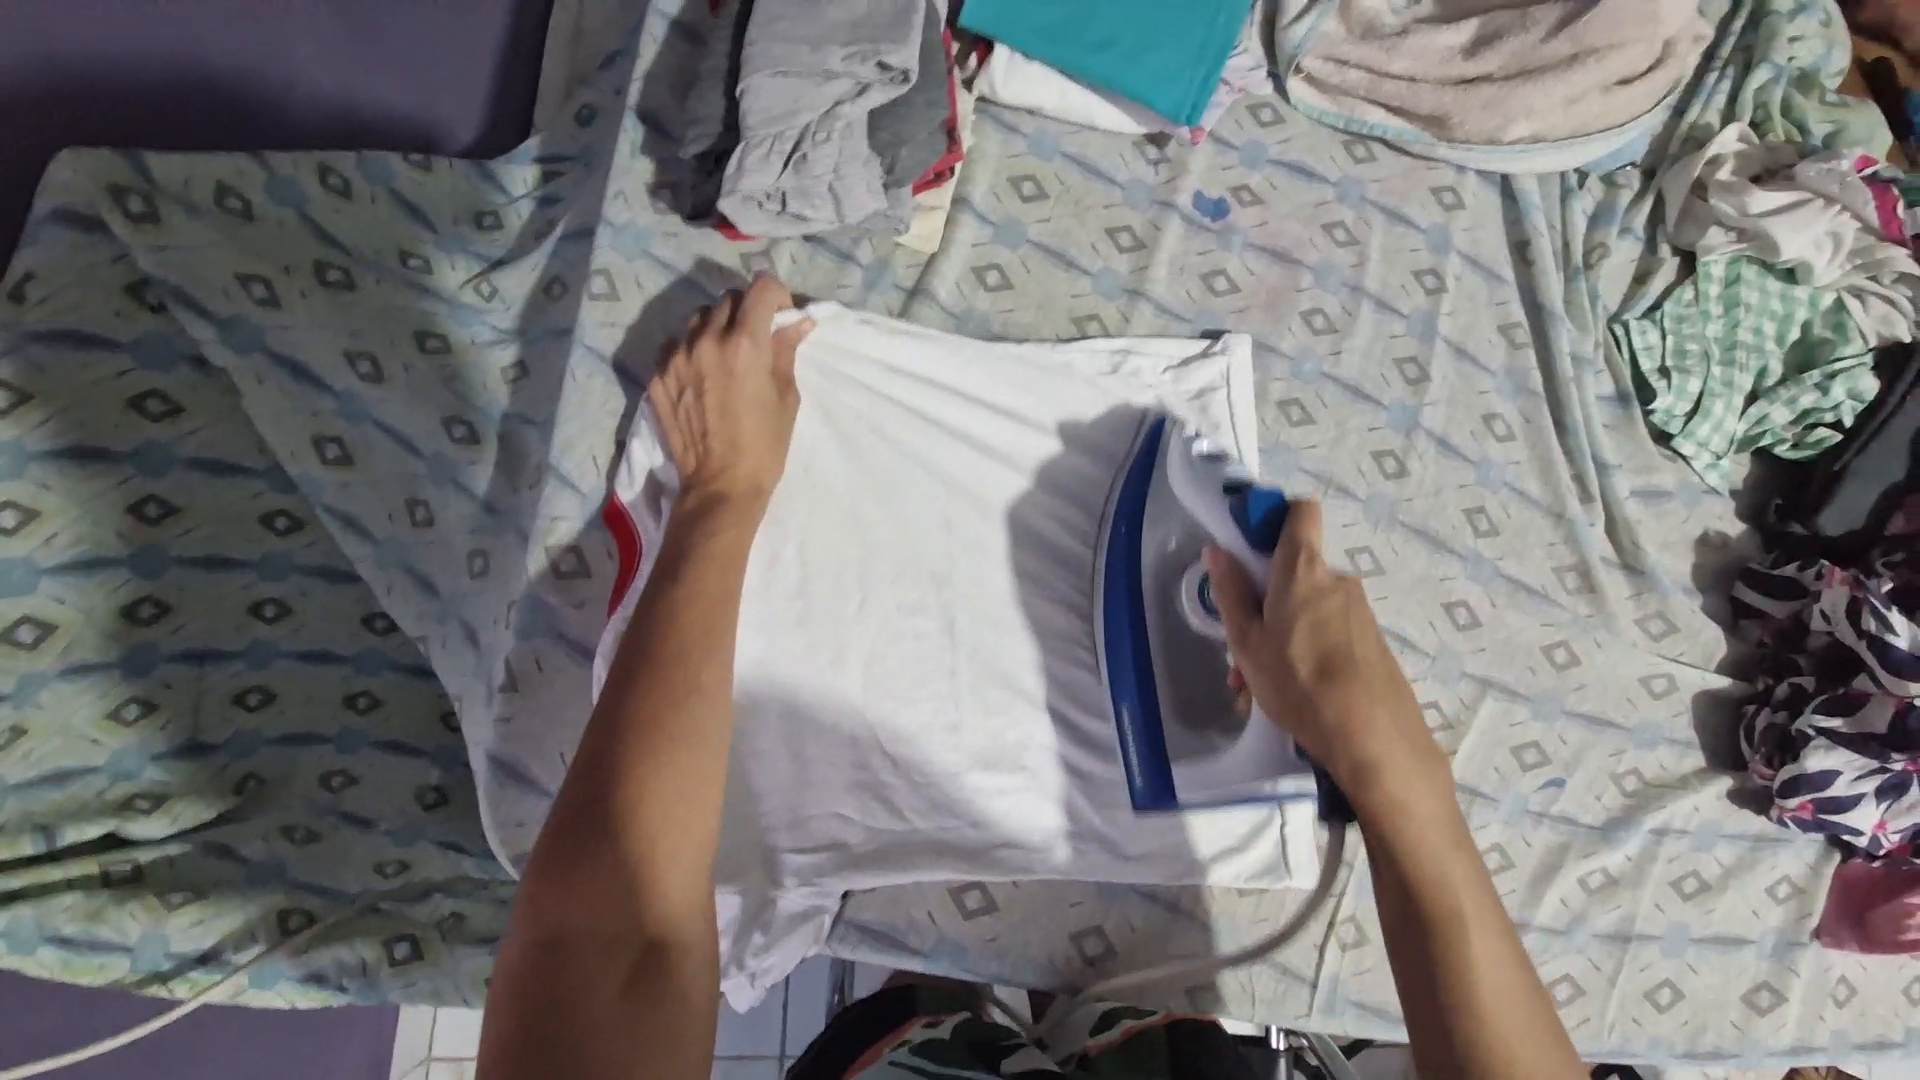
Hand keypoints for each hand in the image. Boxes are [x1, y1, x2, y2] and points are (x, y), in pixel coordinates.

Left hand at [648, 276, 812, 516]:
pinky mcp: (658, 375)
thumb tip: (797, 324)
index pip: (760, 289)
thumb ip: (786, 352)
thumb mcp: (786, 398)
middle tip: (758, 336)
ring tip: (727, 355)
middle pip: (728, 299)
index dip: (776, 294)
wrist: (720, 486)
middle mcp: (706, 340)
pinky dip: (692, 349)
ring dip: (717, 326)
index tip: (782, 313)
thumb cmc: (765, 446)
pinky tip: (703, 374)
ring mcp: (677, 357)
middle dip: (747, 310)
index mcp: (744, 344)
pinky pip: (676, 345)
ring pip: (698, 319)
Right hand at [1205, 501, 1445, 803]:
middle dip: (1263, 600)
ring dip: (1278, 636)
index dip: (1274, 517)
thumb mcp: (1247, 641)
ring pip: (1306, 608)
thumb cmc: (1298, 683)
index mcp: (1303, 569)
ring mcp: (1358, 611)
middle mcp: (1336, 580)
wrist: (1374, 740)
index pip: (1300, 511)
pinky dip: (1303, 652)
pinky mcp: (1370, 640)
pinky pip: (1326, 632)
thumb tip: (1219, 550)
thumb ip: (1232, 591)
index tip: (1249, 546)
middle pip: (1293, 571)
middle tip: (1239, 647)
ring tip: (1256, 686)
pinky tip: (1287, 695)